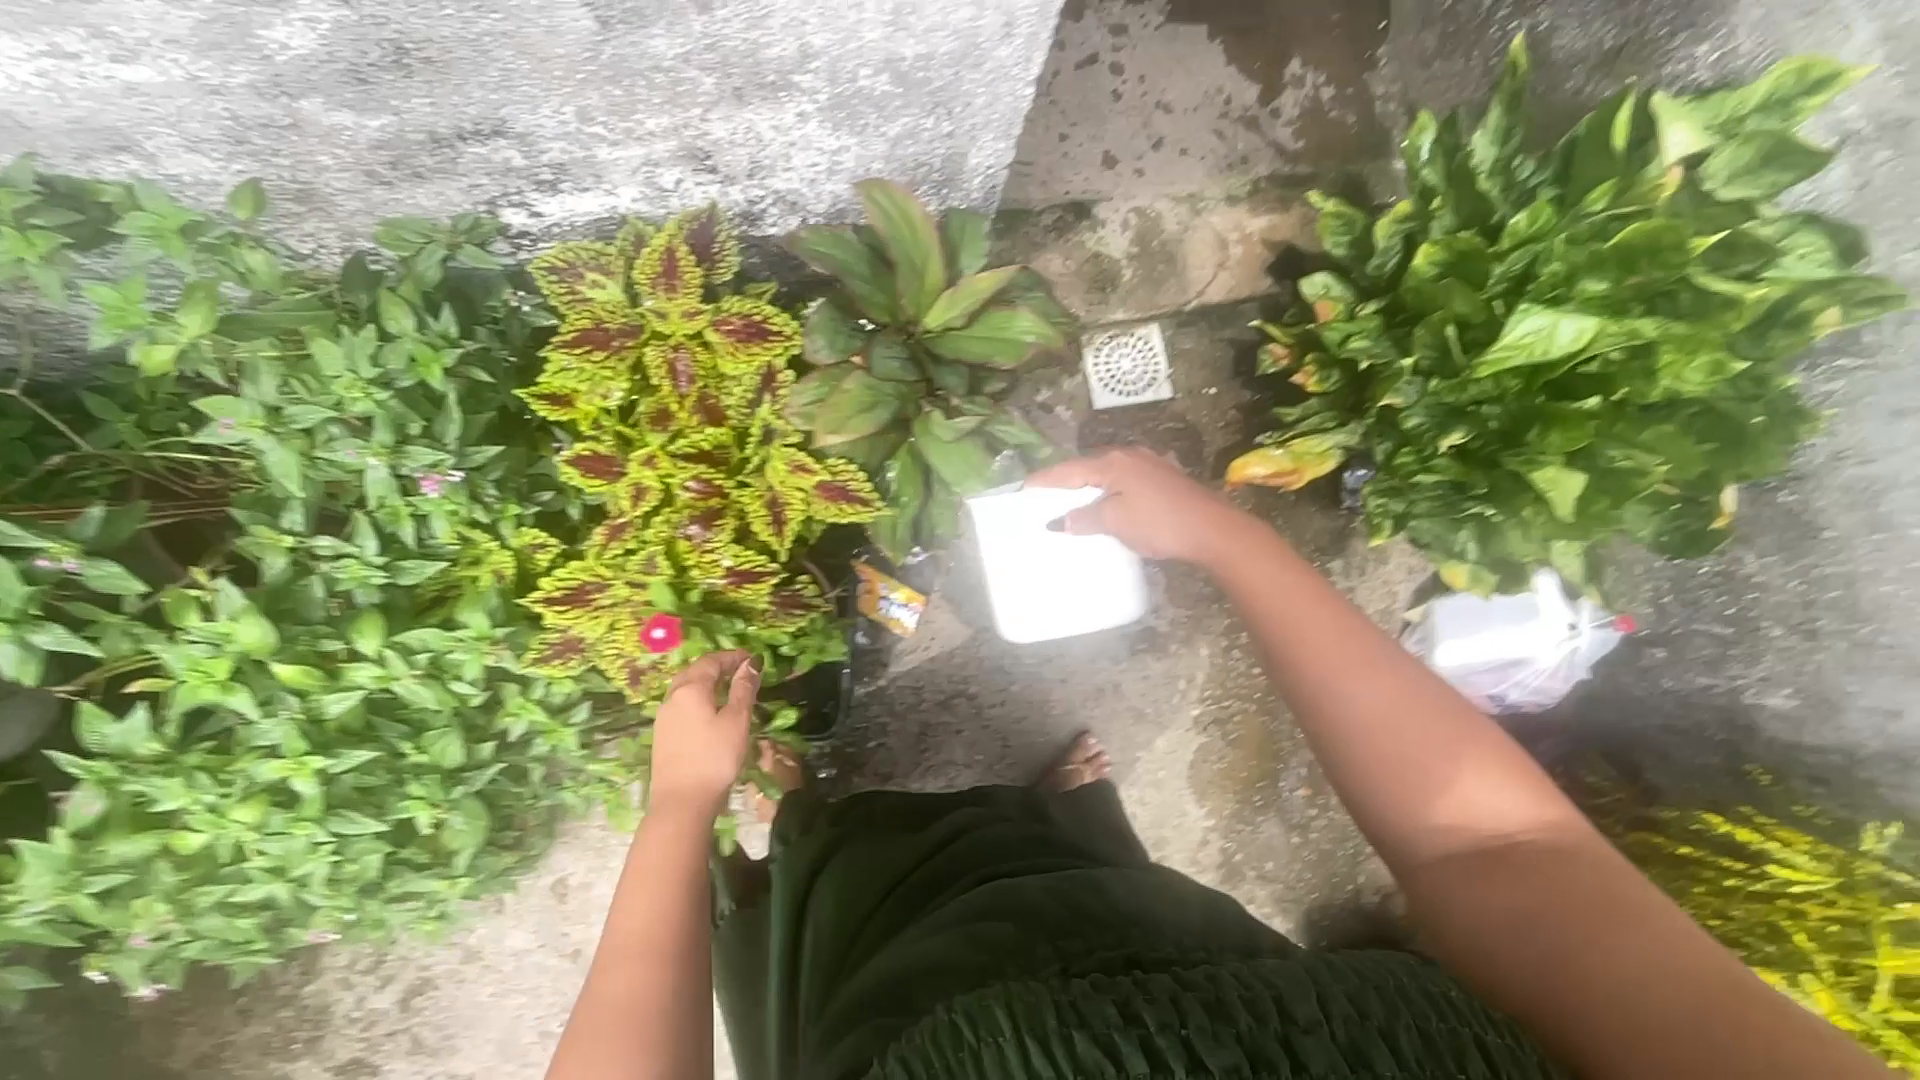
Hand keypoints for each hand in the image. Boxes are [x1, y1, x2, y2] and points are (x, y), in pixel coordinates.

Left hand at [647, 651, 759, 817]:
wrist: (682, 802)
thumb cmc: (715, 758)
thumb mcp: (737, 720)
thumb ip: (743, 689)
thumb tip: (751, 664)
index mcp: (690, 688)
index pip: (712, 661)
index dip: (733, 657)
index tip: (753, 658)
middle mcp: (672, 697)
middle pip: (695, 671)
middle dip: (718, 667)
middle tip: (741, 670)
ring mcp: (664, 717)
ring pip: (685, 688)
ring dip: (706, 682)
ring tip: (727, 689)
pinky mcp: (662, 734)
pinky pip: (681, 705)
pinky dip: (698, 698)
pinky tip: (709, 712)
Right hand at [1025, 447, 1256, 563]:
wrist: (1215, 530)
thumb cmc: (1161, 523)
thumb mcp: (1117, 522)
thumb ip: (1086, 518)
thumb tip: (1062, 520)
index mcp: (1113, 462)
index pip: (1067, 470)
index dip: (1043, 480)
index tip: (1022, 488)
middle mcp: (1130, 455)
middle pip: (1087, 467)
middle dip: (1065, 482)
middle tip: (1043, 497)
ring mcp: (1151, 464)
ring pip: (1109, 474)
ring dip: (1089, 487)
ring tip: (1072, 502)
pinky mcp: (1166, 478)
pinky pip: (1126, 481)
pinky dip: (1111, 491)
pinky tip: (1110, 502)